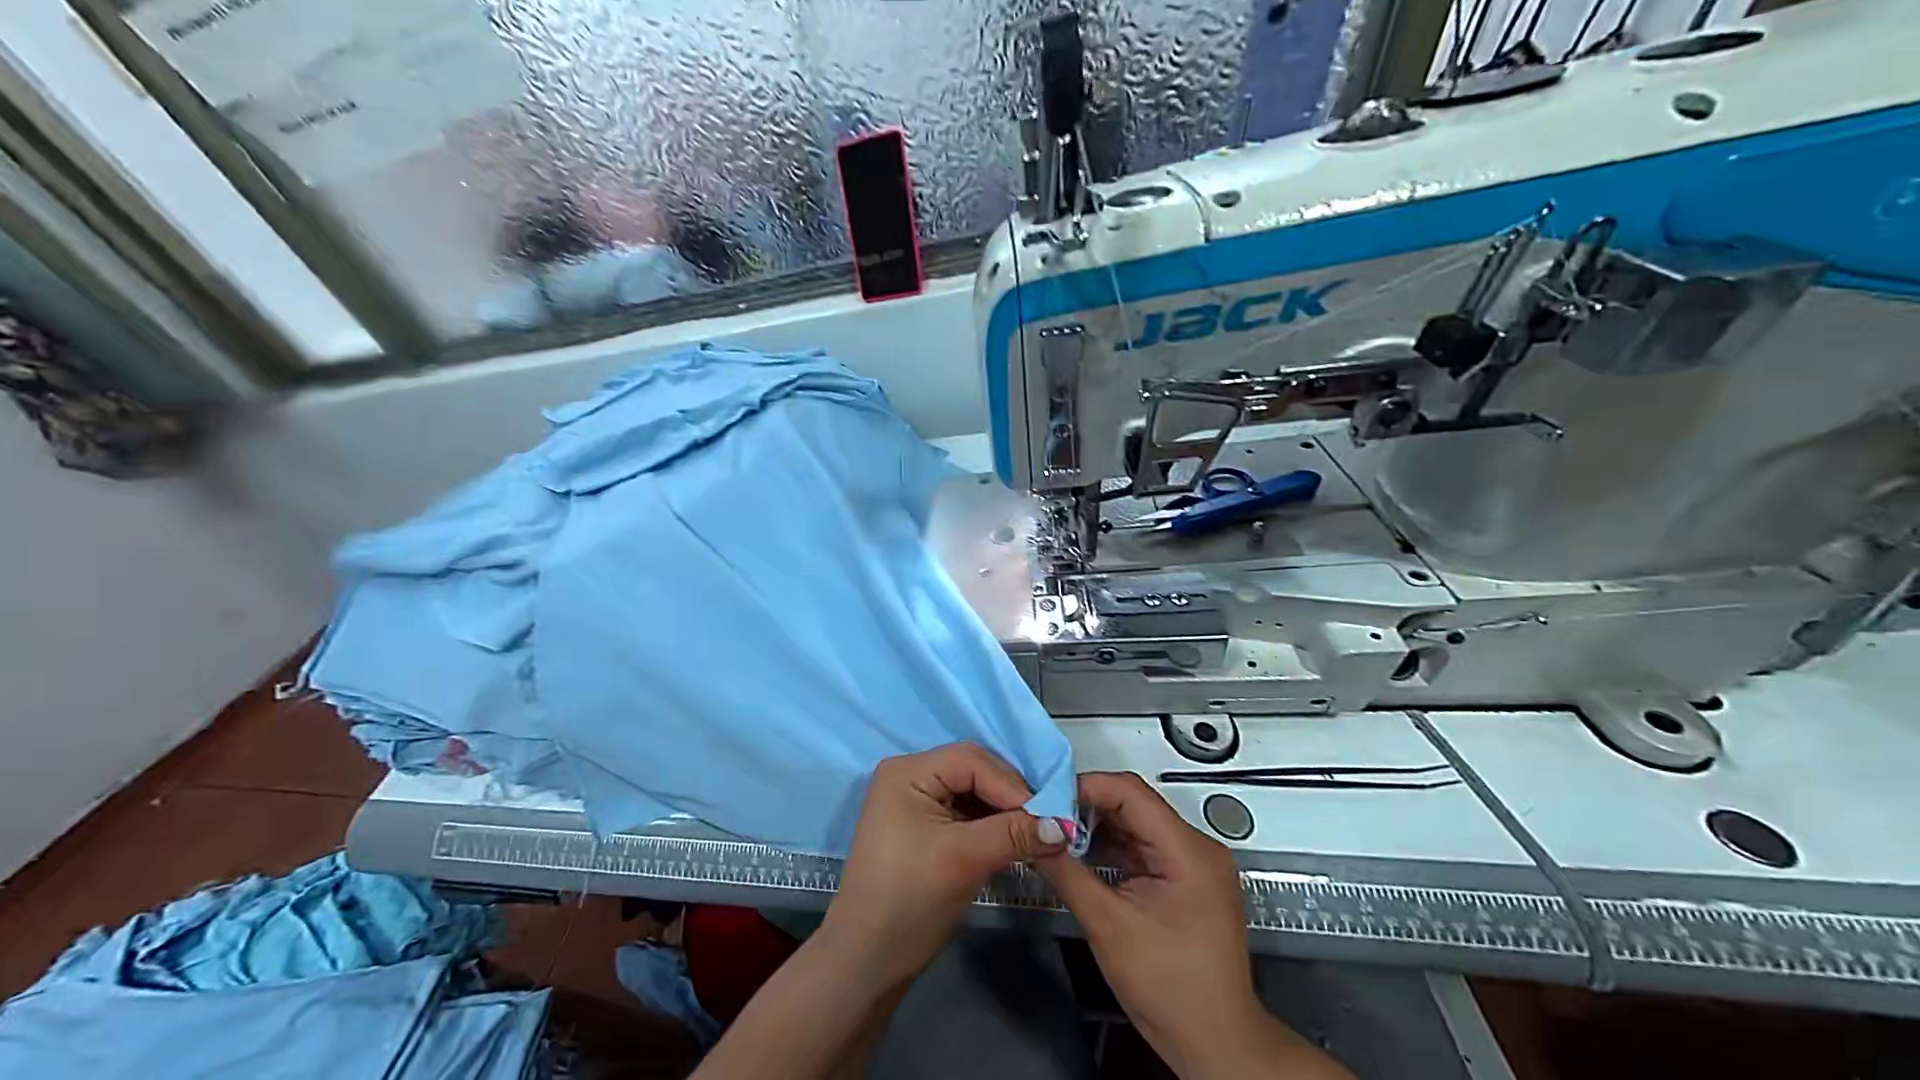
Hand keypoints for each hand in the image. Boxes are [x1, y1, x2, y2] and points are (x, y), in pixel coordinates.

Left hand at [822, 743, 1067, 984]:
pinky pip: (965, 812)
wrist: (868, 960)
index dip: (1012, 785)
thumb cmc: (910, 900)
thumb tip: (1064, 826)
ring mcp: (915, 801)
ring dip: (1004, 811)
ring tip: (1036, 834)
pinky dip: (991, 824)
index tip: (1049, 817)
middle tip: (1047, 824)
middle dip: (1011, 796)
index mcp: (908, 771)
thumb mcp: (965, 860)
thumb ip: (1014, 834)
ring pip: (973, 792)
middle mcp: (910, 776)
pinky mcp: (923, 826)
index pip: (971, 761)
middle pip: (974, 771)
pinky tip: (1014, 840)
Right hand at [1038, 772, 1351, 1079]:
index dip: (1085, 788)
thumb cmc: (1173, 991)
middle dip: (1087, 806)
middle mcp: (1197, 848)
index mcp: (1189, 852)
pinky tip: (1082, 854)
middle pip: (1134, 803)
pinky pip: (1143, 847)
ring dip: (1097, 826)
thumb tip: (1037, 838)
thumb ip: (1067, 873)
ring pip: (1136, 824)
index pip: (1130, 792)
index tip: (1048, 797)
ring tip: (1058, 833)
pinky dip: (1112, 847)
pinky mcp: (1185, 880)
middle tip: (1046, 814)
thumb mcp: (1108, 925)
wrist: (1216, 1044)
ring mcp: (1194, 864)